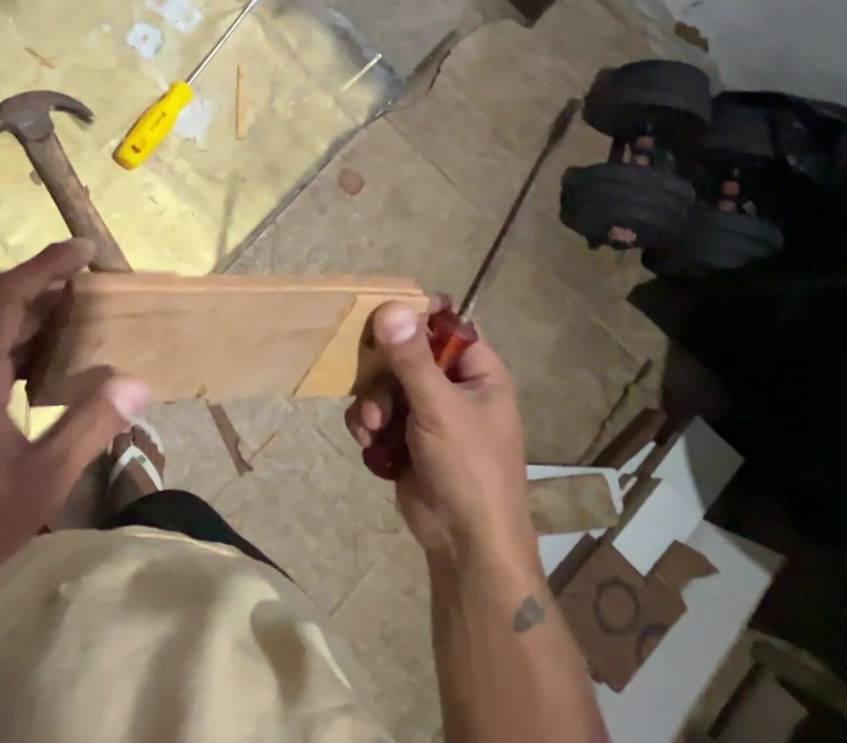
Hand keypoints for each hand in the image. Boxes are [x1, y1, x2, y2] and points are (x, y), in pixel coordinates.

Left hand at [0, 239, 149, 630]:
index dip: (46, 265)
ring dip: (36, 325)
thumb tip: (137, 383)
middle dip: (50, 293)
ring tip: (86, 322)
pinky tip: (51, 371)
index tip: (85, 250)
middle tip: (100, 289)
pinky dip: (19, 354)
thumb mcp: (41, 479)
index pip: (8, 295)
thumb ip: (89, 426)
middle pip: (2, 311)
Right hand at [344, 304, 533, 564]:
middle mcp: (454, 387)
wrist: (465, 542)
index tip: (379, 315)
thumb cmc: (469, 468)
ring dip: (371, 404)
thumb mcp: (440, 408)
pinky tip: (368, 443)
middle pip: (404, 355)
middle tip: (373, 390)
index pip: (446, 326)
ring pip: (384, 385)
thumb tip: (390, 305)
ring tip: (372, 427)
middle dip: (381, 374)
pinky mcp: (405, 439)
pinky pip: (376, 414)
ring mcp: (429, 414)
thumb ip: (411, 358)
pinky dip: (368, 425)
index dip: (415, 316)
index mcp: (478, 372)